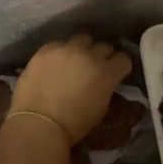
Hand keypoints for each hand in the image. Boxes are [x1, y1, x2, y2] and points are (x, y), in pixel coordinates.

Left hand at [10, 34, 133, 142]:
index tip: (116, 72)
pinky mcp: (46, 49)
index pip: (124, 59)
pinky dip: (61, 51)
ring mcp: (67, 49)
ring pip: (82, 39)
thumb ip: (106, 88)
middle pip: (104, 46)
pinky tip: (55, 63)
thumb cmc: (74, 124)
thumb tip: (104, 81)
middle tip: (96, 66)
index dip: (120, 66)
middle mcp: (90, 55)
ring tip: (76, 59)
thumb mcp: (101, 107)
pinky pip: (59, 44)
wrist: (38, 124)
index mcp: (107, 72)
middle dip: (103, 55)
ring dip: (83, 48)